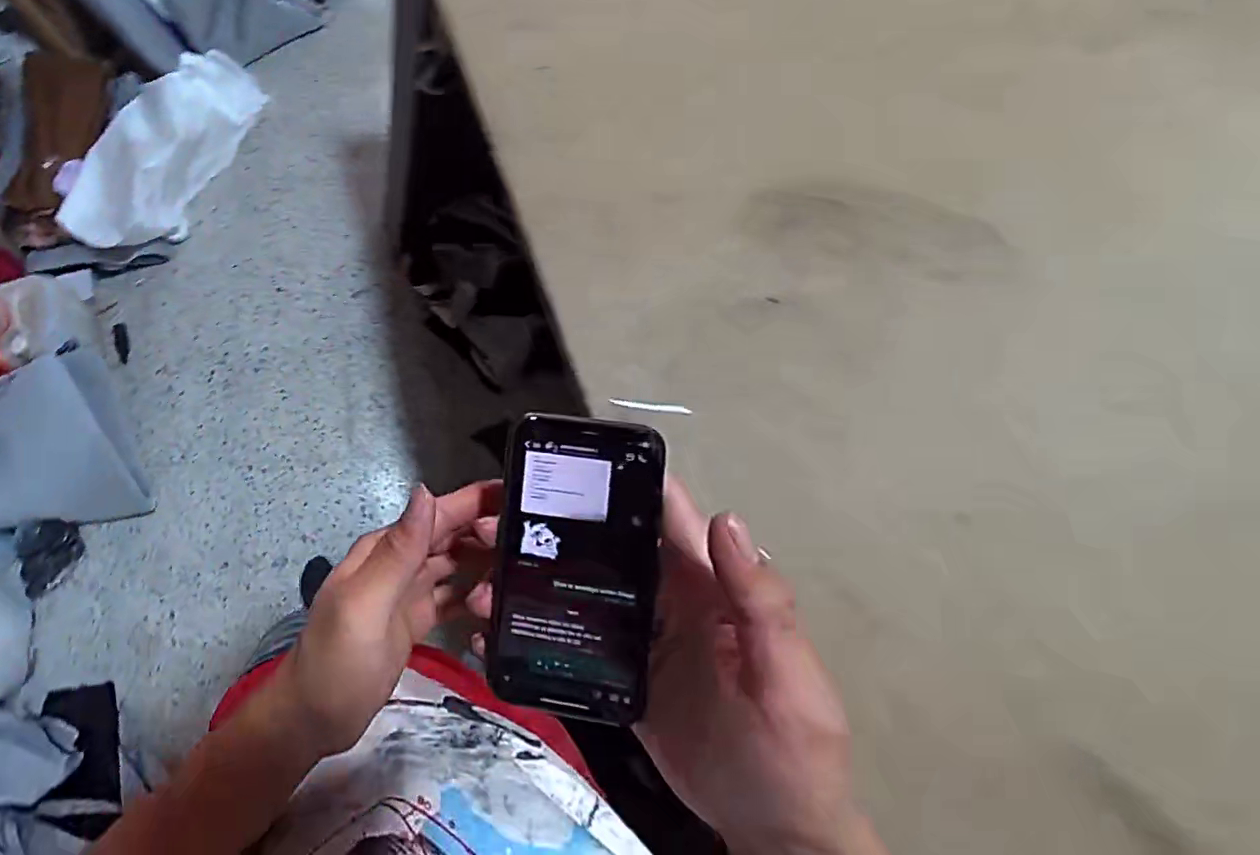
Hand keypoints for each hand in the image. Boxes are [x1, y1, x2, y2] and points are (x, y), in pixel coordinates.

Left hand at [273, 480, 503, 757]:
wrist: (315, 716)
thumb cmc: (338, 658)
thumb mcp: (366, 601)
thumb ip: (398, 550)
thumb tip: (424, 491)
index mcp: (385, 549)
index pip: (436, 514)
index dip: (474, 502)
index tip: (518, 497)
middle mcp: (399, 563)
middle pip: (450, 536)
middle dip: (487, 534)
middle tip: (533, 546)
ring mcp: (408, 593)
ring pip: (455, 565)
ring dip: (485, 566)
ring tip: (524, 576)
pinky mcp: (417, 620)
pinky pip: (453, 598)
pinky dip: (475, 597)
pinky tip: (501, 603)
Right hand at [461, 478, 883, 854]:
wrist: (771, 832)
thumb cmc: (793, 753)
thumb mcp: (788, 680)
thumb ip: (761, 603)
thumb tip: (726, 519)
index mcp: (707, 587)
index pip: (666, 519)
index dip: (626, 483)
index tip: (572, 462)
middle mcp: (665, 598)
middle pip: (606, 545)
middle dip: (555, 526)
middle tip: (499, 520)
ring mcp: (637, 633)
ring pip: (578, 585)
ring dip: (535, 574)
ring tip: (486, 576)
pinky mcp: (614, 666)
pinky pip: (571, 633)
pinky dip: (536, 622)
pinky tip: (499, 622)